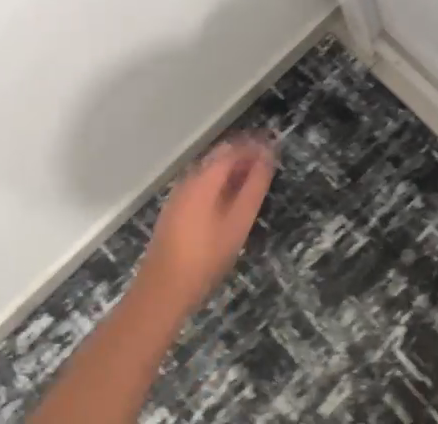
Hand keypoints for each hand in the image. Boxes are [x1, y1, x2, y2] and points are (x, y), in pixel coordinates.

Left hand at [138, 136, 276, 310]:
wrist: (162, 291)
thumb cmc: (205, 257)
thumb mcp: (238, 222)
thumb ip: (254, 187)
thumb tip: (267, 156)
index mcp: (204, 178)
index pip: (233, 149)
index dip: (255, 146)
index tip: (276, 149)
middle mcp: (188, 180)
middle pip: (219, 157)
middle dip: (244, 156)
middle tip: (268, 165)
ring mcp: (178, 196)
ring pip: (209, 171)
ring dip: (233, 170)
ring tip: (254, 182)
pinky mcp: (174, 211)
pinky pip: (201, 185)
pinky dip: (220, 184)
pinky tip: (230, 201)